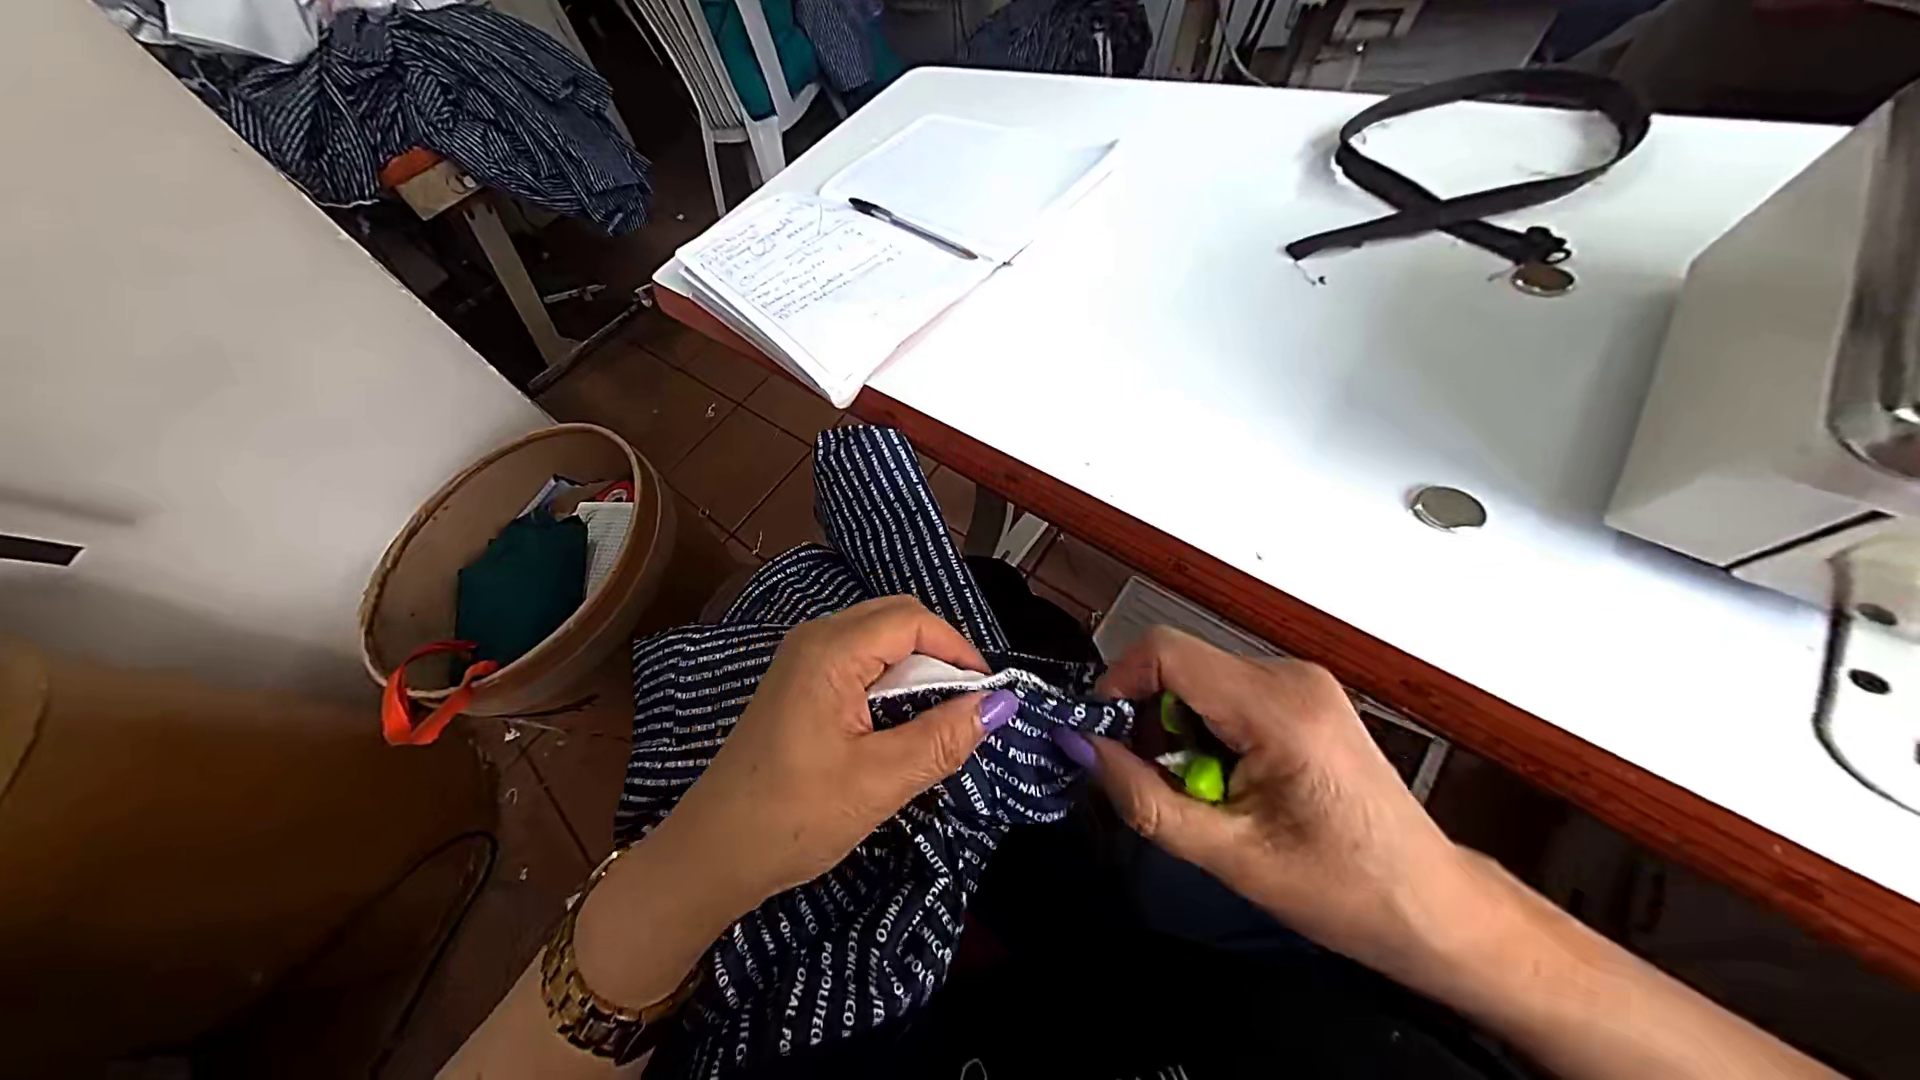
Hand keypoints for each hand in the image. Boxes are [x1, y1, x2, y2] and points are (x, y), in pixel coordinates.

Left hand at [657, 595, 1016, 906]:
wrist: (712, 854)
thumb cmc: (792, 817)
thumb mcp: (878, 781)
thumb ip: (942, 737)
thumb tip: (998, 705)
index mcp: (829, 651)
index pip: (913, 621)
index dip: (958, 650)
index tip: (987, 694)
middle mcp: (815, 639)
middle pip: (897, 618)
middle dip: (941, 653)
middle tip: (965, 704)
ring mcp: (804, 658)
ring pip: (881, 638)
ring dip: (917, 668)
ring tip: (939, 716)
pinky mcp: (801, 681)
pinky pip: (862, 659)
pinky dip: (893, 680)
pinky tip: (901, 720)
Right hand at [1064, 627, 1491, 987]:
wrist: (1434, 906)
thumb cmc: (1349, 890)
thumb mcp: (1229, 856)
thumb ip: (1143, 798)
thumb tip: (1082, 747)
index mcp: (1279, 709)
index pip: (1165, 651)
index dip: (1116, 684)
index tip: (1099, 733)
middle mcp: (1290, 677)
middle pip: (1177, 665)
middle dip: (1147, 719)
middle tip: (1153, 779)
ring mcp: (1298, 682)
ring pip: (1196, 679)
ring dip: (1176, 729)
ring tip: (1200, 788)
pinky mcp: (1299, 695)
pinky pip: (1222, 690)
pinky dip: (1203, 729)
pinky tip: (1224, 776)